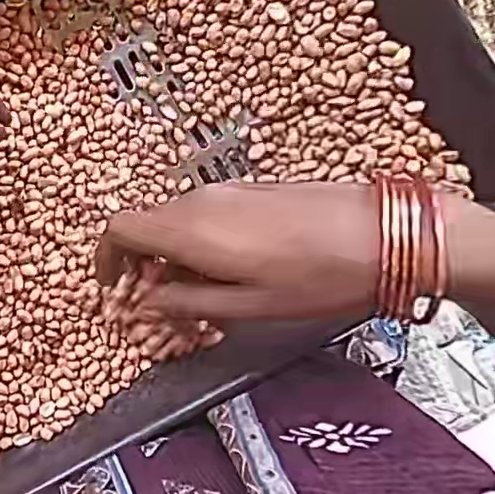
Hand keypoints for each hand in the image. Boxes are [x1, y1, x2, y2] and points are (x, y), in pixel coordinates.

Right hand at [94, 182, 380, 319]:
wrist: (388, 232)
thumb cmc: (319, 277)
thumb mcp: (248, 306)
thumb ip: (186, 302)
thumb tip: (146, 302)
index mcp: (191, 230)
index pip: (119, 228)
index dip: (106, 257)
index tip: (114, 285)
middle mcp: (198, 201)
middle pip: (145, 224)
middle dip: (140, 261)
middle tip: (160, 298)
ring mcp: (224, 190)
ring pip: (173, 218)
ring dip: (170, 252)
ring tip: (201, 288)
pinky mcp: (246, 187)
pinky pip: (201, 211)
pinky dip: (196, 239)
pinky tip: (230, 264)